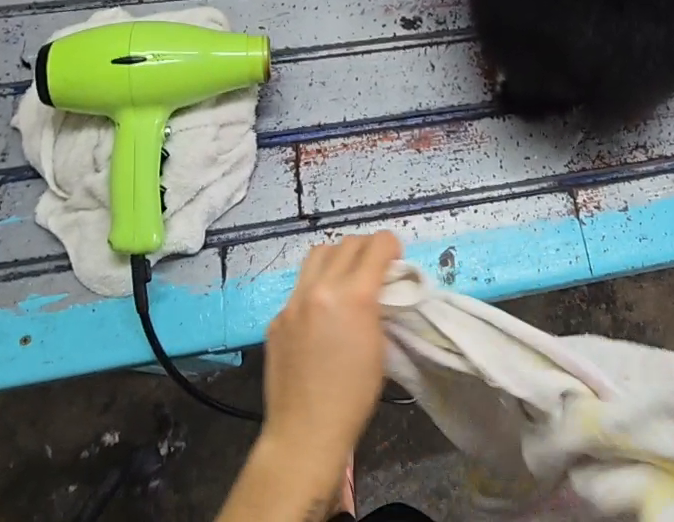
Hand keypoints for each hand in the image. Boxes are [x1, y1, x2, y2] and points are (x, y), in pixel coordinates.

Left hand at [260, 231, 403, 489]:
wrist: (306, 430)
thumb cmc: (355, 394)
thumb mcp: (380, 343)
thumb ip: (379, 305)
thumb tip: (380, 288)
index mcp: (353, 296)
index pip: (377, 244)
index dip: (392, 246)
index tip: (396, 261)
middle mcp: (320, 289)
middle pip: (348, 243)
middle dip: (367, 249)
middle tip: (376, 269)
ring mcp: (293, 302)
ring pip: (318, 254)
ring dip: (338, 258)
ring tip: (347, 279)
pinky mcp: (277, 318)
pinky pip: (300, 286)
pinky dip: (316, 287)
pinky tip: (322, 314)